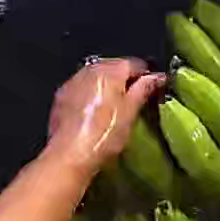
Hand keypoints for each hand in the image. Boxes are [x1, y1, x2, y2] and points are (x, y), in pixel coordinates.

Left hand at [42, 58, 162, 174]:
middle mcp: (88, 71)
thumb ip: (145, 88)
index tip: (154, 90)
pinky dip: (93, 94)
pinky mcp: (61, 98)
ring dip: (109, 86)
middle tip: (136, 100)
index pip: (134, 64)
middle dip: (126, 80)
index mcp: (109, 71)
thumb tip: (158, 77)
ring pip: (97, 77)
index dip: (147, 76)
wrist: (69, 156)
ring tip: (117, 107)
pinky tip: (97, 112)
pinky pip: (83, 88)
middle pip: (114, 67)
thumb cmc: (105, 133)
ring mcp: (72, 84)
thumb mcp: (132, 110)